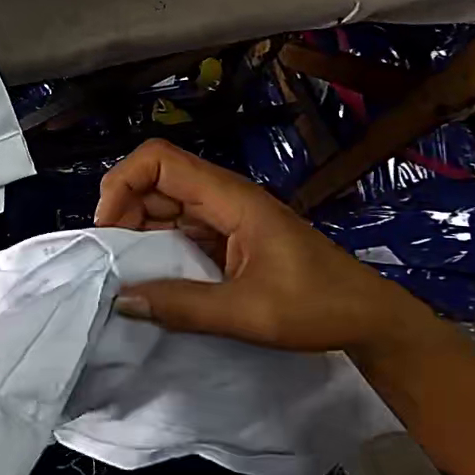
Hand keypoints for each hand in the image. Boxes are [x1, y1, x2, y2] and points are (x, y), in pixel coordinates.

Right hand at [94, 138, 434, 355]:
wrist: (366, 315)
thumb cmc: (315, 306)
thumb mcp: (247, 312)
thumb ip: (183, 306)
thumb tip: (122, 300)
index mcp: (231, 198)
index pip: (161, 159)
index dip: (124, 182)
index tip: (109, 230)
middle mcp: (226, 198)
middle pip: (158, 179)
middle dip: (124, 209)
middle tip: (111, 259)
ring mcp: (229, 217)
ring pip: (168, 205)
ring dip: (140, 230)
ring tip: (123, 271)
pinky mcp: (233, 238)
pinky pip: (184, 230)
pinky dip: (160, 247)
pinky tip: (151, 277)